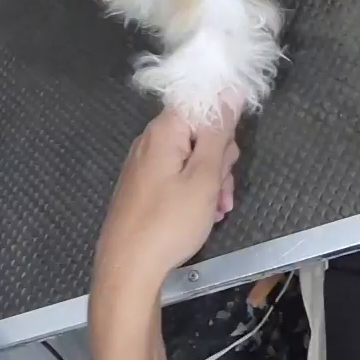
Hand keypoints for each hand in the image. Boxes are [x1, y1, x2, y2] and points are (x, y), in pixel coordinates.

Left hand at [92, 110, 239, 299]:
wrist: (128, 269)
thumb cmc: (169, 222)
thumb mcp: (204, 177)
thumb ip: (219, 132)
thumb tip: (231, 90)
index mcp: (164, 130)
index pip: (202, 104)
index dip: (223, 125)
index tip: (230, 154)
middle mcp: (151, 140)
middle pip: (199, 132)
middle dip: (220, 159)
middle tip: (223, 189)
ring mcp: (145, 164)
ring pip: (192, 158)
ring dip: (212, 180)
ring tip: (218, 210)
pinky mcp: (144, 186)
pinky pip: (178, 176)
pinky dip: (195, 191)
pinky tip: (205, 215)